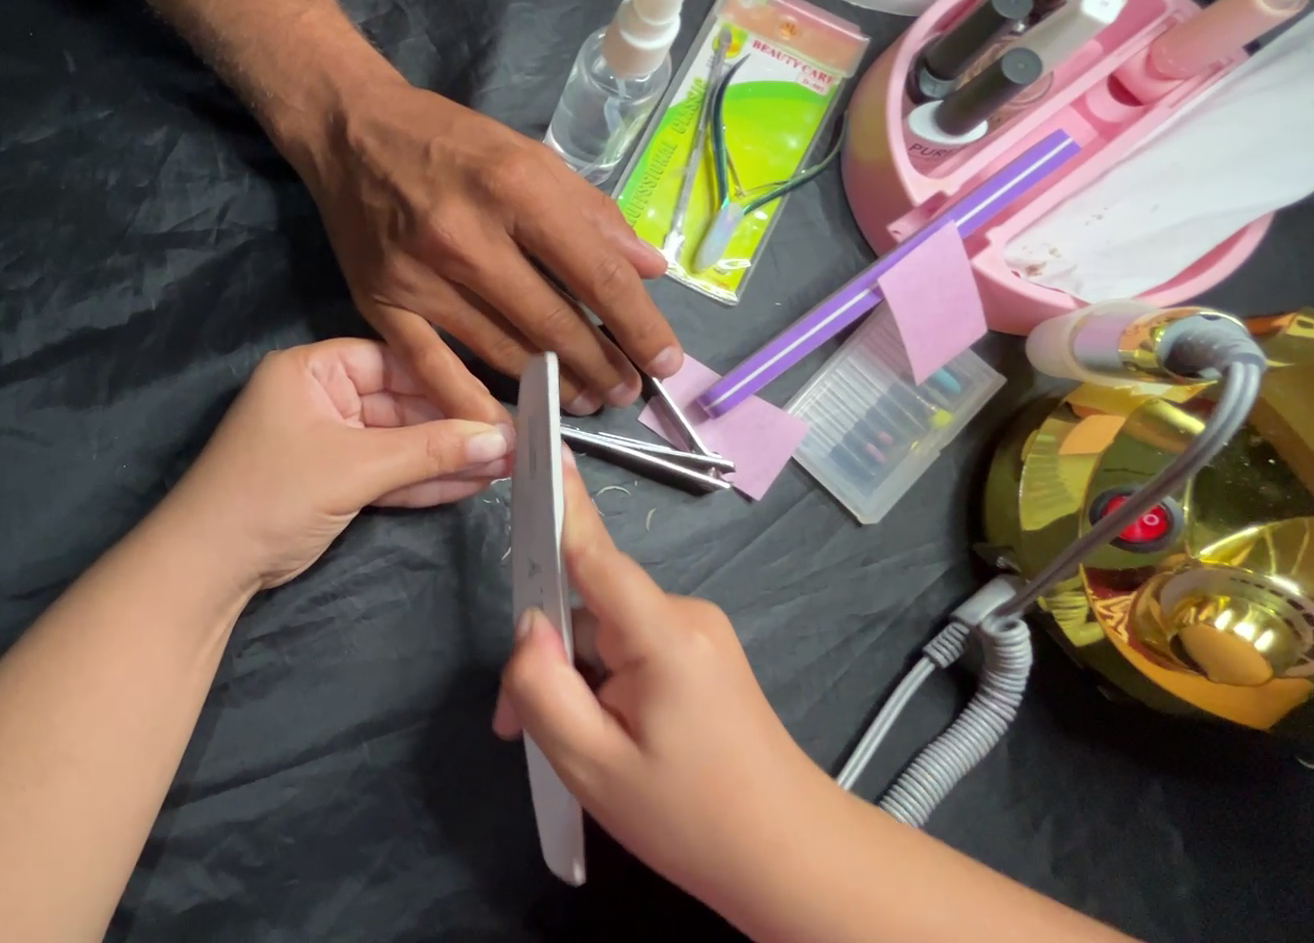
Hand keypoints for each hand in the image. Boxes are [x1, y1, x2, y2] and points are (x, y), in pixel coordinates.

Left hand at [166, 338, 514, 592]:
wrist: (211, 566)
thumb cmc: (273, 493)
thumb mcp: (354, 466)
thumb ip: (429, 450)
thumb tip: (501, 439)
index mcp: (311, 370)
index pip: (392, 362)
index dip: (446, 382)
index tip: (497, 403)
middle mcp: (321, 397)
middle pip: (401, 405)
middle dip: (453, 429)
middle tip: (512, 441)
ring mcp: (329, 441)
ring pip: (399, 444)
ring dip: (446, 458)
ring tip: (508, 465)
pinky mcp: (336, 481)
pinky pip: (388, 473)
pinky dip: (424, 481)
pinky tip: (472, 483)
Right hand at [294, 80, 682, 421]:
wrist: (352, 133)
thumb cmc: (448, 140)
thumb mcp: (528, 153)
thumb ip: (591, 212)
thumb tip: (647, 269)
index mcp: (516, 189)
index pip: (597, 274)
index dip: (639, 325)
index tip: (664, 360)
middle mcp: (468, 238)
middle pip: (553, 322)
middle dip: (601, 365)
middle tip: (625, 391)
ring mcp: (420, 277)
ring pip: (501, 350)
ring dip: (551, 385)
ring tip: (585, 401)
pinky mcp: (382, 305)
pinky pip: (433, 368)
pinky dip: (471, 403)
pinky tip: (508, 426)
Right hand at [492, 454, 827, 907]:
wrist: (794, 865)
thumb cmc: (692, 819)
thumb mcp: (591, 765)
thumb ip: (541, 687)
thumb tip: (528, 629)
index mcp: (663, 634)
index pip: (596, 552)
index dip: (562, 500)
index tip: (539, 447)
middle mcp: (682, 615)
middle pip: (587, 604)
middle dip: (548, 652)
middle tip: (519, 723)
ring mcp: (694, 633)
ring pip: (603, 631)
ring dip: (573, 675)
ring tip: (562, 742)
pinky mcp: (697, 654)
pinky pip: (627, 648)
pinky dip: (599, 681)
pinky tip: (595, 731)